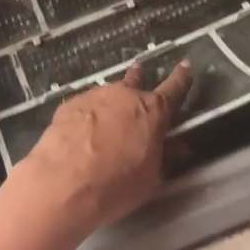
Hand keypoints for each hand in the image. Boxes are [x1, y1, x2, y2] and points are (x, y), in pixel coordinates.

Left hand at [17, 60, 193, 227]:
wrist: (64, 183)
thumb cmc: (117, 185)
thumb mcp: (151, 178)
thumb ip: (165, 157)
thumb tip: (181, 146)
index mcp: (151, 111)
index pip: (173, 89)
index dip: (181, 77)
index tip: (185, 64)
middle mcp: (124, 95)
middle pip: (135, 80)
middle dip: (139, 76)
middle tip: (140, 71)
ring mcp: (93, 97)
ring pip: (107, 94)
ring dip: (110, 101)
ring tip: (106, 116)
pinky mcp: (68, 106)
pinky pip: (85, 107)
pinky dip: (88, 115)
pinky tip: (81, 131)